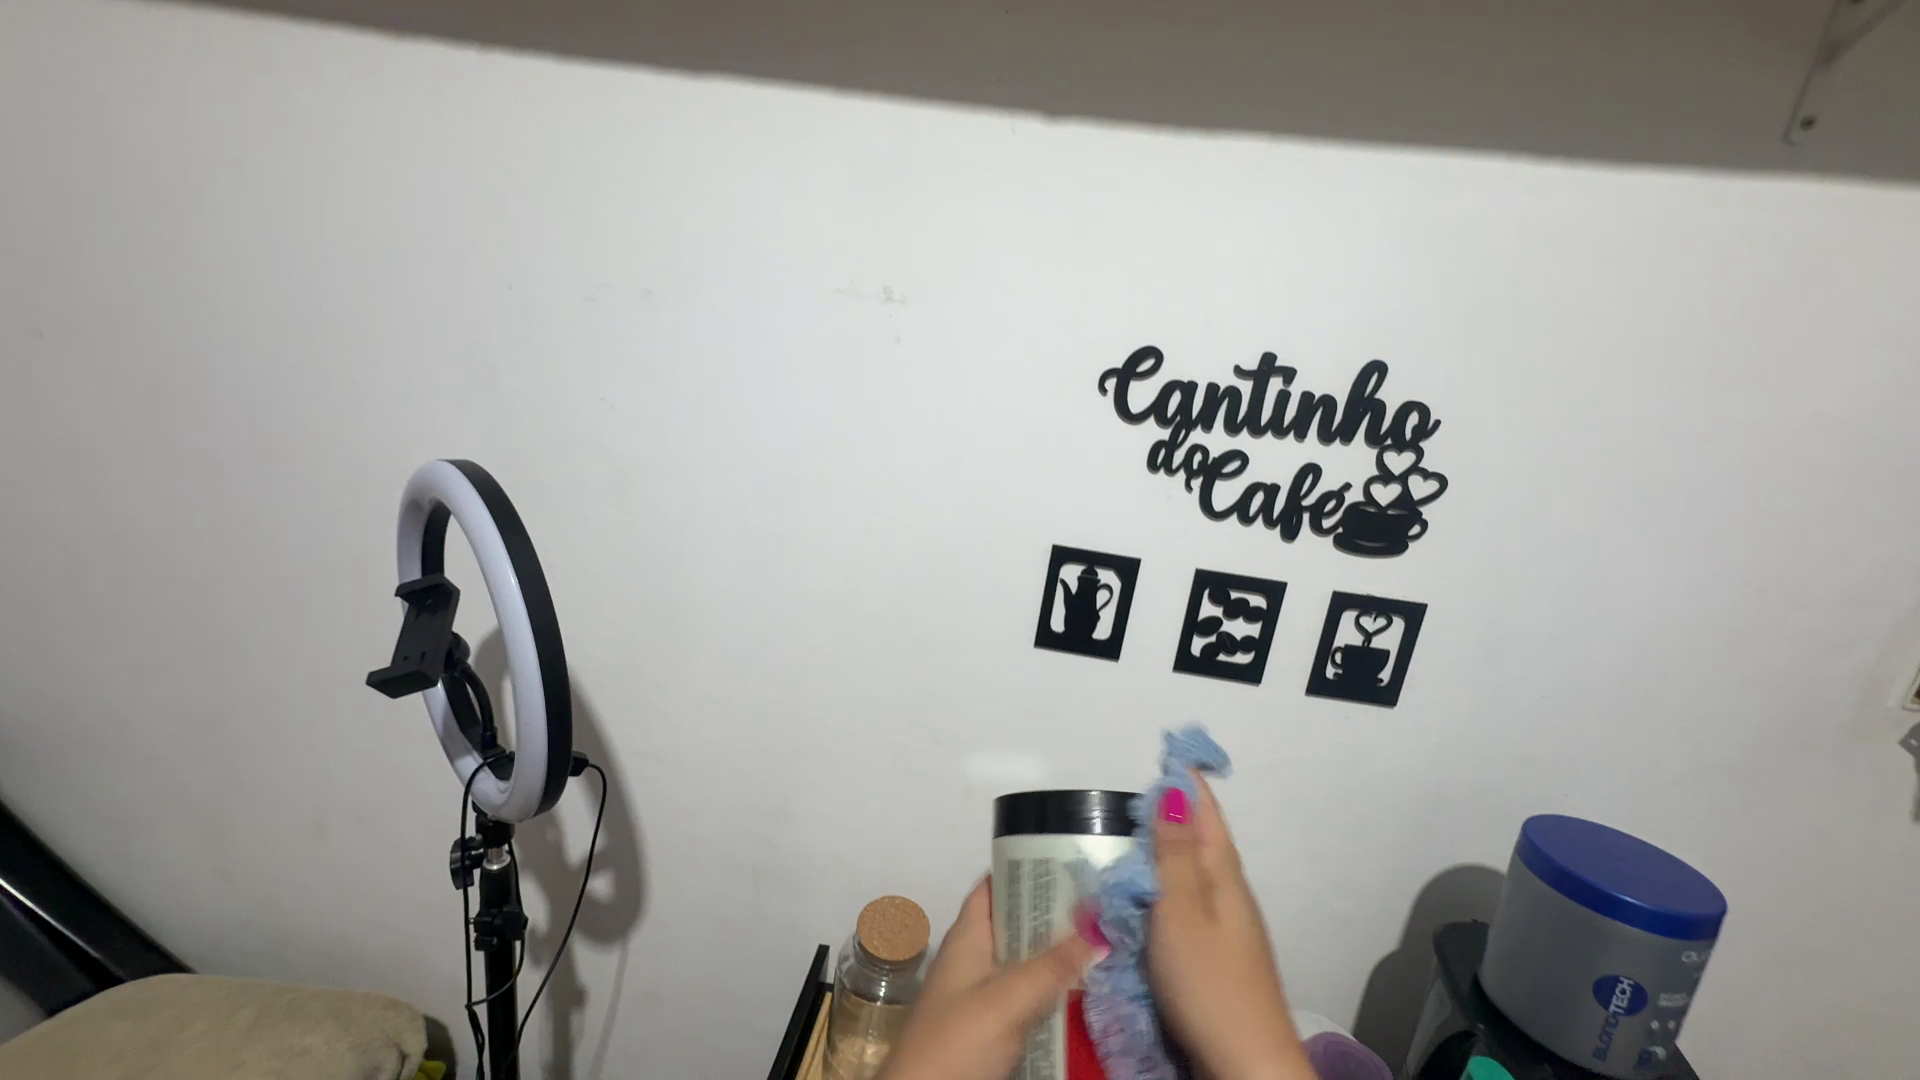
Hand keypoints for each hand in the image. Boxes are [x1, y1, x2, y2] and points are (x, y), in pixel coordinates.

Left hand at [877, 878, 1102, 1079]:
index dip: (1027, 871)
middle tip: (1102, 906)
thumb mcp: (1007, 998)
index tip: (1069, 863)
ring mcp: (982, 993)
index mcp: (969, 934)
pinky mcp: (992, 1026)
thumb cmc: (956, 1040)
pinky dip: (1052, 990)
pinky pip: (1028, 997)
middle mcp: (974, 956)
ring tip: (1104, 943)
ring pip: (1026, 961)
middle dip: (1054, 915)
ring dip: (1058, 955)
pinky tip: (1083, 992)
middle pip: (1017, 923)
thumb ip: (1053, 965)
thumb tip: (1101, 929)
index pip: (995, 885)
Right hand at [1149, 775, 1313, 1079]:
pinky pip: (1187, 903)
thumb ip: (1172, 853)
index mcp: (1223, 874)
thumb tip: (1173, 789)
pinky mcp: (1216, 955)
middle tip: (1139, 790)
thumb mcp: (1180, 910)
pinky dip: (1165, 887)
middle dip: (1174, 811)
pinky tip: (1145, 898)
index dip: (1188, 782)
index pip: (1206, 812)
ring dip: (1167, 849)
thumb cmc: (1209, 981)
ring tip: (1132, 836)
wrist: (1247, 1064)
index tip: (1171, 751)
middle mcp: (1229, 893)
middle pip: (1201, 839)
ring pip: (1193, 872)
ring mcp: (1226, 927)